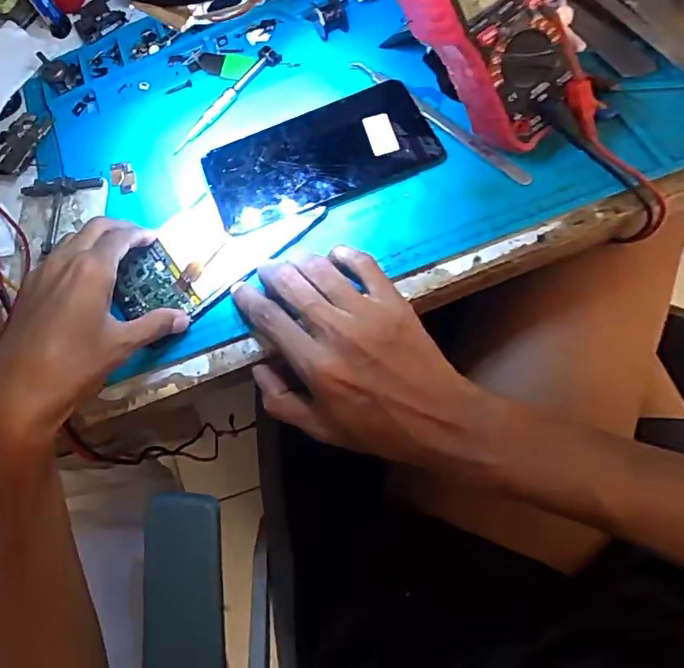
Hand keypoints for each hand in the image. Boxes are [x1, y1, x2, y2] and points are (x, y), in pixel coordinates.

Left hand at [0, 218, 189, 455]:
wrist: (20, 388)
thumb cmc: (76, 364)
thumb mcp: (120, 345)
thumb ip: (153, 325)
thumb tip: (183, 318)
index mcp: (91, 268)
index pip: (119, 237)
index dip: (139, 233)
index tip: (153, 237)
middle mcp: (65, 259)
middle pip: (94, 228)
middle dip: (117, 227)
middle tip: (136, 238)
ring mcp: (42, 270)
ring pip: (71, 239)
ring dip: (93, 239)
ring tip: (112, 256)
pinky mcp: (28, 285)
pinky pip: (55, 257)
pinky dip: (74, 255)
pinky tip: (81, 278)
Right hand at [236, 247, 491, 468]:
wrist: (443, 421)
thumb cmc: (377, 428)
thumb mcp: (322, 430)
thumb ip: (281, 402)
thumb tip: (257, 368)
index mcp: (315, 364)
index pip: (269, 318)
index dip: (248, 299)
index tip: (239, 290)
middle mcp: (335, 330)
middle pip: (290, 284)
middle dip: (270, 272)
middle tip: (264, 269)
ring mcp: (365, 312)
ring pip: (320, 269)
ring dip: (299, 260)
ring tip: (292, 261)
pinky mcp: (392, 301)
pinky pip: (363, 264)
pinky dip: (344, 253)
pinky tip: (334, 255)